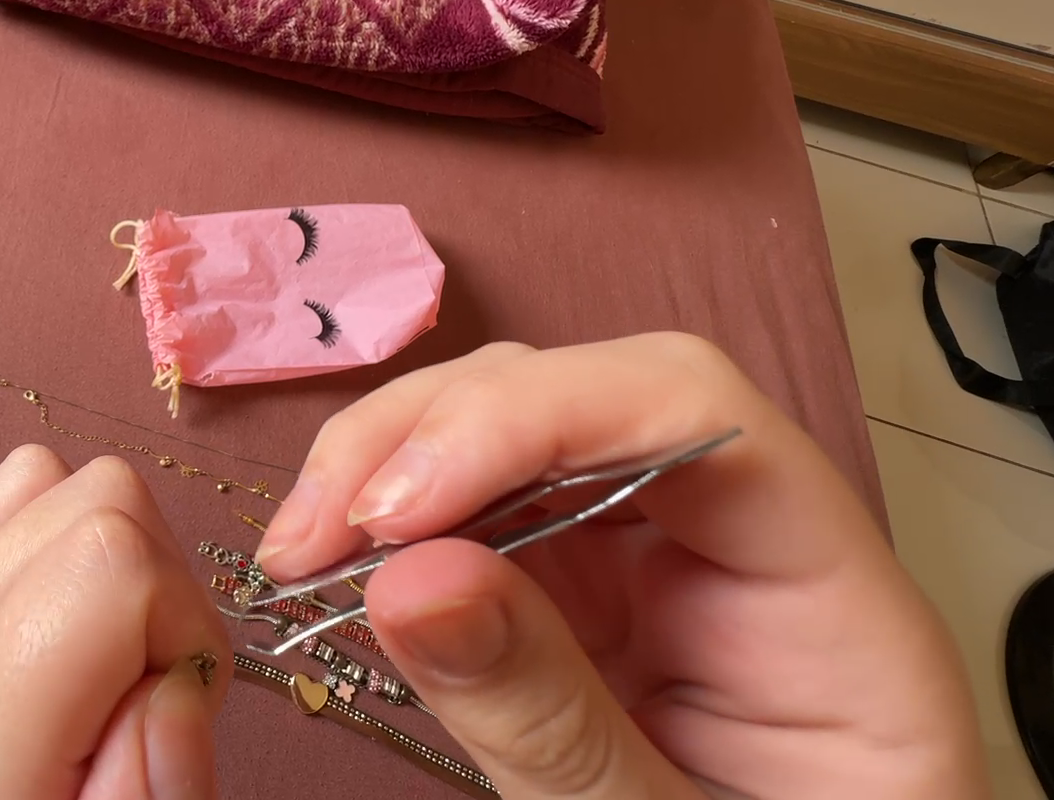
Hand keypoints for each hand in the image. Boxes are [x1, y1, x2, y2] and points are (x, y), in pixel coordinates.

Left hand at [0, 447, 230, 799]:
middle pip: (87, 494)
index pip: (103, 557)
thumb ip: (154, 790)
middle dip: (158, 579)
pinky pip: (4, 507)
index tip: (179, 713)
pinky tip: (69, 630)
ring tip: (111, 660)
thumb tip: (178, 678)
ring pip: (44, 478)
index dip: (179, 622)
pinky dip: (63, 540)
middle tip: (150, 692)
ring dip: (113, 552)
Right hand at [255, 334, 988, 799]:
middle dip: (410, 438)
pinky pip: (444, 483)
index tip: (395, 515)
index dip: (522, 417)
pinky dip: (366, 504)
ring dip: (368, 460)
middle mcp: (703, 524)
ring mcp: (611, 531)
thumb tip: (403, 578)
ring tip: (295, 551)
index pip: (680, 405)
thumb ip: (550, 721)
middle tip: (309, 538)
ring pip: (478, 414)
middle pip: (550, 388)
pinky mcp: (538, 554)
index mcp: (813, 589)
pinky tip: (320, 552)